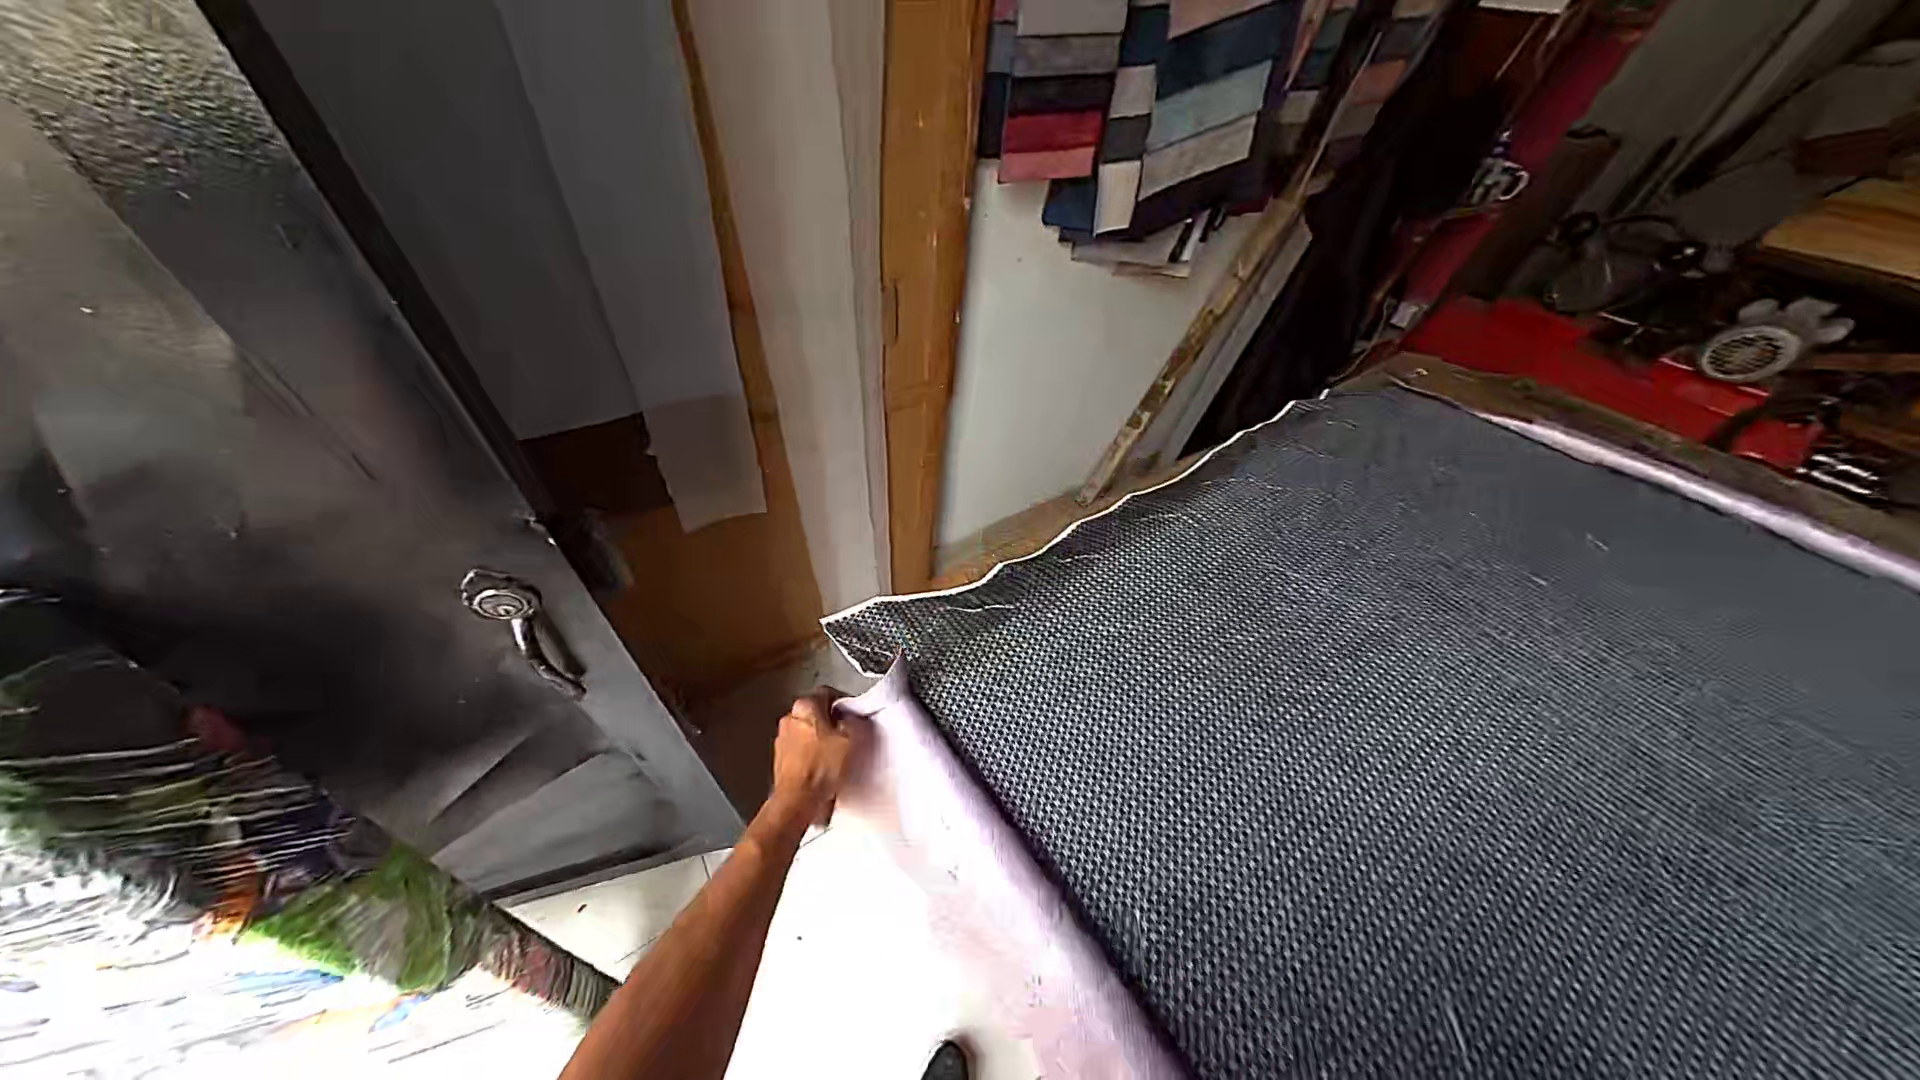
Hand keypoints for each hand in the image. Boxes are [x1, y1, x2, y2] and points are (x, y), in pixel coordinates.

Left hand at [768, 686, 854, 825]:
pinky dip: (811, 757)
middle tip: (846, 736)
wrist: (798, 800)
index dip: (843, 704)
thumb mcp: (850, 739)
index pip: (827, 694)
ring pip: (808, 733)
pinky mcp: (781, 760)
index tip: (851, 714)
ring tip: (836, 756)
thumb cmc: (819, 769)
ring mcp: (783, 740)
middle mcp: (790, 720)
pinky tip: (824, 770)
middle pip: (816, 714)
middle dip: (831, 723)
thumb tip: (853, 718)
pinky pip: (801, 752)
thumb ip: (853, 721)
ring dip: (820, 741)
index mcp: (804, 707)